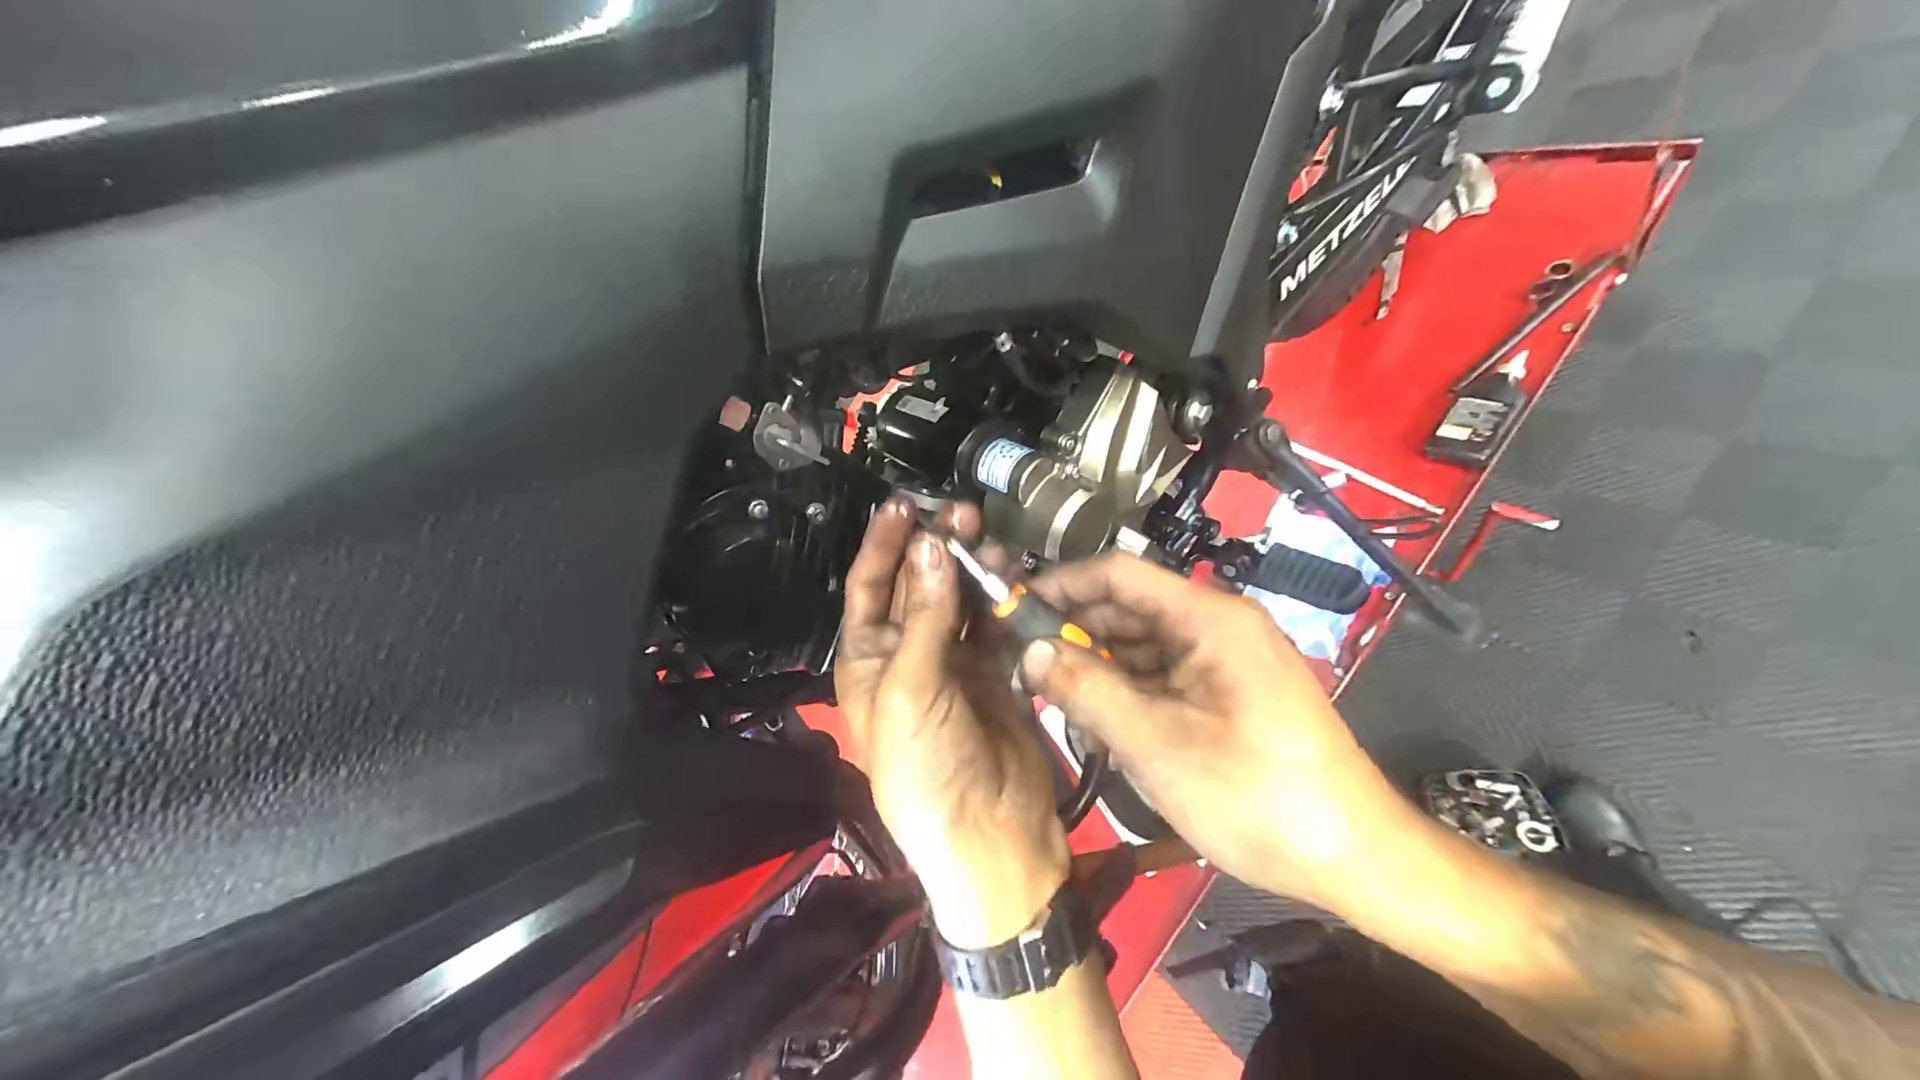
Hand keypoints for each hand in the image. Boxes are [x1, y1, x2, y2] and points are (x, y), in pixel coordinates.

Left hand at [835, 498, 1070, 947]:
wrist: (990, 834)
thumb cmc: (926, 766)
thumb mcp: (911, 688)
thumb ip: (925, 616)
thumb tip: (933, 546)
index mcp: (869, 661)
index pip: (868, 588)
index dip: (884, 546)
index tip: (904, 506)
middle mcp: (907, 656)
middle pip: (918, 588)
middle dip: (935, 549)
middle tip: (960, 514)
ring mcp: (953, 665)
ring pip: (960, 603)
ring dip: (973, 570)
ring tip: (990, 538)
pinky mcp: (995, 675)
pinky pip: (997, 627)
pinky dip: (1005, 601)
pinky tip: (1015, 577)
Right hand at [1020, 553, 1422, 910]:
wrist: (1354, 859)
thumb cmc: (1257, 797)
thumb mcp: (1157, 745)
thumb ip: (1088, 690)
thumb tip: (1030, 651)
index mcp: (1209, 618)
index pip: (1119, 573)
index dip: (1062, 584)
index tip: (1014, 611)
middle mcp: (1216, 625)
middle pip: (1127, 609)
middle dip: (1076, 636)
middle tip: (1028, 670)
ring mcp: (1223, 659)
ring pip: (1140, 647)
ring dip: (1099, 673)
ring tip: (1065, 711)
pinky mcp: (1225, 690)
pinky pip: (1162, 676)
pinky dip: (1128, 695)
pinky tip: (1104, 730)